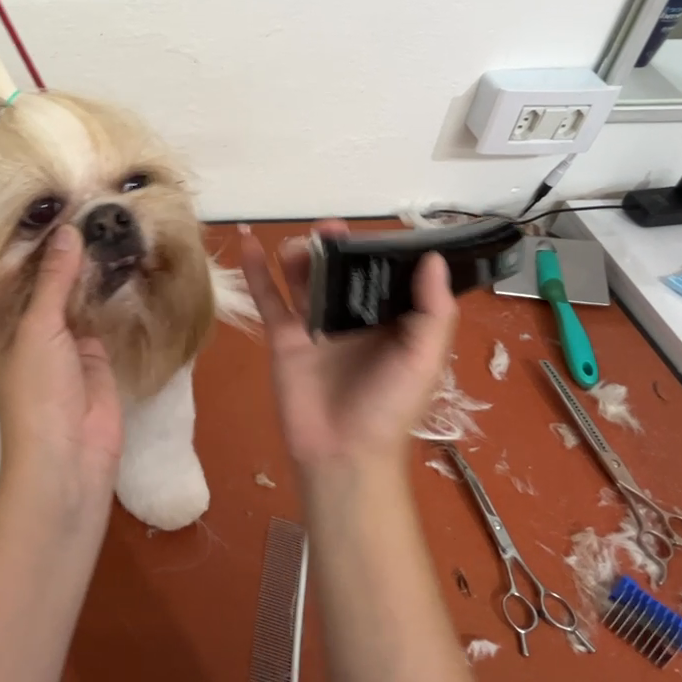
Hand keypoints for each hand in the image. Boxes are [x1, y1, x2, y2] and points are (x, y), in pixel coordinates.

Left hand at [0, 225, 123, 506]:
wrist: (69, 458)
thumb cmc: (36, 391)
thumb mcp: (39, 328)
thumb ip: (53, 279)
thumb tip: (67, 230)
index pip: (6, 275)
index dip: (23, 244)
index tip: (41, 203)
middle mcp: (28, 330)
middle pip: (44, 284)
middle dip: (61, 253)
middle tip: (82, 202)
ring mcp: (64, 343)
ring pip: (75, 297)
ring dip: (89, 270)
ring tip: (105, 220)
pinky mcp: (96, 354)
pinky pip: (103, 316)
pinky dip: (112, 292)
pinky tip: (124, 256)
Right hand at [238, 221, 457, 467]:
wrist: (342, 452)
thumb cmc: (389, 407)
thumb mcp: (423, 360)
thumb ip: (431, 311)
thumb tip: (433, 258)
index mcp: (390, 321)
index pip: (385, 274)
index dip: (379, 249)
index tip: (371, 230)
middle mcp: (352, 317)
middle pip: (341, 270)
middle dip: (336, 245)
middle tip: (329, 229)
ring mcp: (314, 324)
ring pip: (304, 278)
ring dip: (300, 254)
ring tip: (299, 246)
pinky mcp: (283, 335)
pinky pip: (268, 298)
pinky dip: (256, 271)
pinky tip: (248, 242)